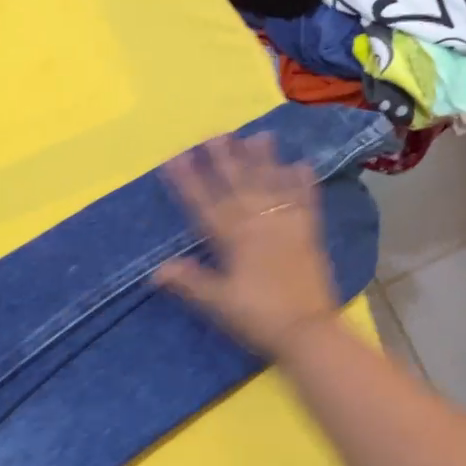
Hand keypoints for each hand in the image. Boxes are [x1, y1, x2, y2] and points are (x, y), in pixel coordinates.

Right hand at [155, 133, 339, 357]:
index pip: (204, 203)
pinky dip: (304, 183)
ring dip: (264, 160)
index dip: (188, 180)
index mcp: (233, 239)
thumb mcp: (218, 302)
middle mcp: (258, 224)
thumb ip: (189, 282)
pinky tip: (303, 165)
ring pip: (271, 185)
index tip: (175, 158)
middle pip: (238, 185)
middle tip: (216, 134)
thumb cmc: (258, 317)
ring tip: (260, 135)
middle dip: (224, 159)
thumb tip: (156, 269)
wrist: (309, 331)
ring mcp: (286, 225)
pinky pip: (306, 202)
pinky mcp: (310, 234)